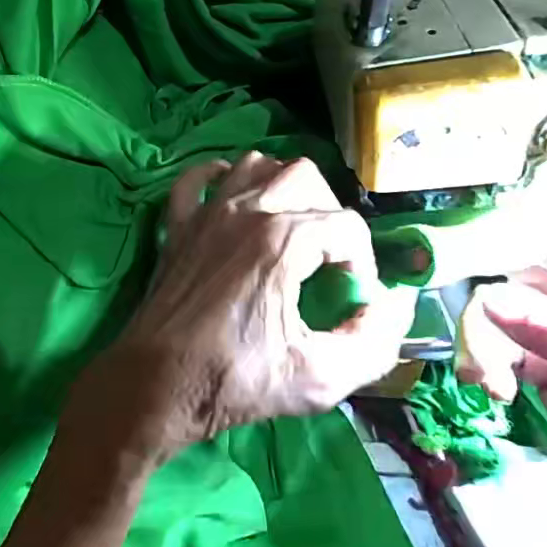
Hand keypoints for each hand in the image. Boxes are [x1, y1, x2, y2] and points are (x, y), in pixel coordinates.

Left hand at [69, 153, 414, 464]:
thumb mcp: (320, 378)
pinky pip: (195, 178)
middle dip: (328, 211)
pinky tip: (231, 199)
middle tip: (327, 258)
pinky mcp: (176, 225)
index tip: (352, 300)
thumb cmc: (233, 382)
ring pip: (253, 164)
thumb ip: (373, 341)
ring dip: (280, 186)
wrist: (154, 383)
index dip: (363, 262)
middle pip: (305, 175)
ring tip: (290, 228)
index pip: (346, 226)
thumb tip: (392, 306)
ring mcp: (203, 213)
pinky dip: (217, 178)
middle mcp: (241, 211)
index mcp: (279, 241)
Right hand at [460, 266, 546, 526]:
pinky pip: (492, 343)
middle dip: (484, 313)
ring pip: (492, 310)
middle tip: (481, 360)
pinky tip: (491, 390)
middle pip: (510, 276)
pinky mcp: (539, 360)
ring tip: (488, 386)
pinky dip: (480, 362)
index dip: (501, 242)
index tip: (452, 260)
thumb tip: (488, 298)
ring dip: (479, 343)